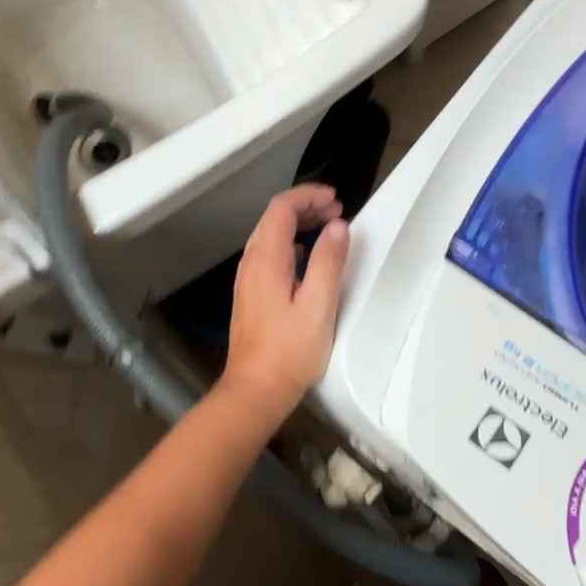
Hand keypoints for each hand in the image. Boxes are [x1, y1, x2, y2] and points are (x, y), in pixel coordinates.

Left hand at [219, 184, 350, 415]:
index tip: (336, 199)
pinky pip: (270, 256)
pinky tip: (309, 258)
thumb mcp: (319, 304)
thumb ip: (329, 261)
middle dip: (306, 207)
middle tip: (337, 210)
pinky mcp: (252, 296)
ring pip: (271, 237)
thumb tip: (337, 226)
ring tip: (328, 228)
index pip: (282, 208)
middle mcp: (251, 264)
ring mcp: (248, 280)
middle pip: (274, 219)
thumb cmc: (290, 351)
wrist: (256, 389)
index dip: (309, 195)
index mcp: (266, 260)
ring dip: (299, 225)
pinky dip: (292, 245)